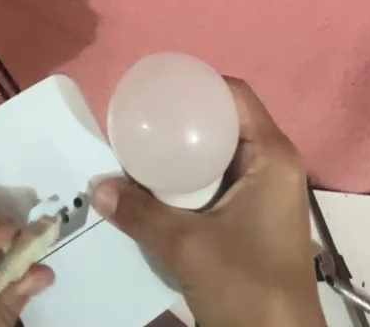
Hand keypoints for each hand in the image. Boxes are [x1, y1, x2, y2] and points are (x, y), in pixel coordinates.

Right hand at [92, 78, 325, 326]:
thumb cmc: (246, 285)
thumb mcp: (188, 246)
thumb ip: (141, 214)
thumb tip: (96, 186)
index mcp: (272, 155)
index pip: (235, 95)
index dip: (198, 84)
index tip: (157, 90)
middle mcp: (274, 165)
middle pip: (226, 121)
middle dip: (184, 118)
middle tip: (140, 119)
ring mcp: (266, 192)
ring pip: (221, 152)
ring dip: (185, 151)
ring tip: (141, 146)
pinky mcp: (254, 217)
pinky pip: (220, 179)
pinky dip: (191, 177)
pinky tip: (158, 185)